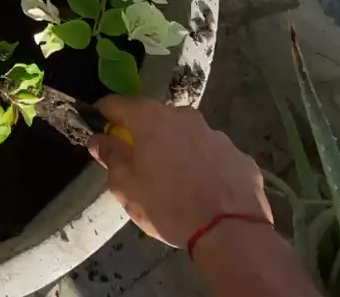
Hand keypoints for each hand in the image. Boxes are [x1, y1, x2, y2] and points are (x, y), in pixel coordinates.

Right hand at [88, 95, 271, 248]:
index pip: (116, 104)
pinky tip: (206, 192)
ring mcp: (215, 134)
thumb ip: (110, 156)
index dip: (104, 115)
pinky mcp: (240, 156)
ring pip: (186, 136)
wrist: (232, 235)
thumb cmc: (168, 206)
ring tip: (179, 182)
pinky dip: (206, 167)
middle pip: (154, 119)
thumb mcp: (126, 185)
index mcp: (150, 118)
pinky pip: (214, 156)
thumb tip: (99, 139)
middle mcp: (183, 116)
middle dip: (145, 135)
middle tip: (142, 163)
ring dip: (178, 150)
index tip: (101, 130)